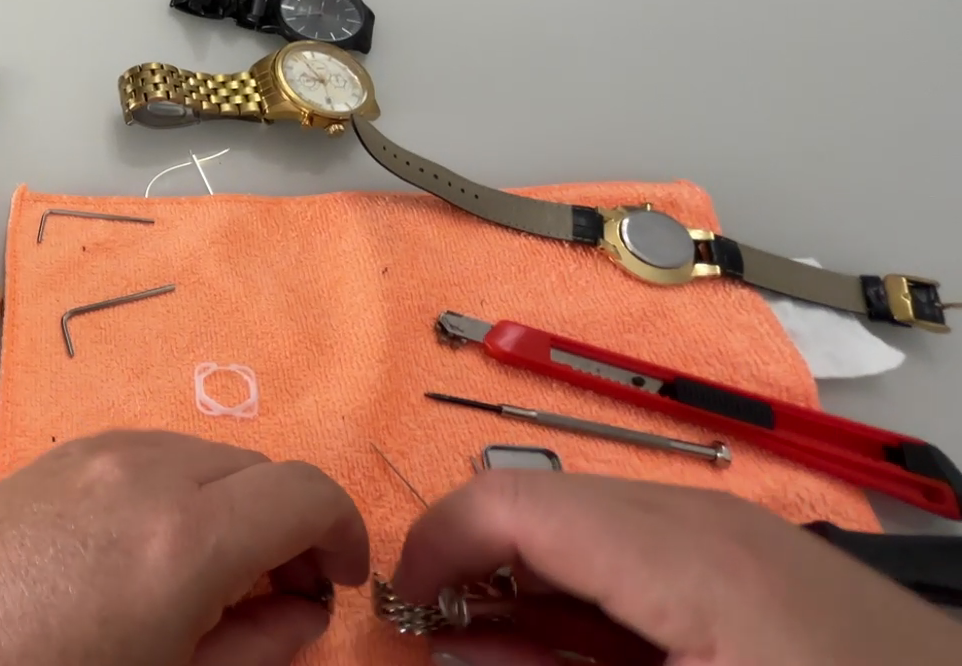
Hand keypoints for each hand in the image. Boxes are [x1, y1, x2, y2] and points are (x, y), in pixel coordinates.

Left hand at [0, 430, 369, 665]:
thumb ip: (261, 641)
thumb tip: (304, 602)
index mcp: (183, 536)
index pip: (304, 489)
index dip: (342, 529)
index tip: (339, 577)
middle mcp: (145, 467)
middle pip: (256, 467)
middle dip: (284, 522)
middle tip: (272, 589)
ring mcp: (97, 448)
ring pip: (203, 452)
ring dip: (227, 501)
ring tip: (204, 568)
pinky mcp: (62, 448)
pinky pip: (147, 448)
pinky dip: (175, 484)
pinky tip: (144, 540)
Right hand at [391, 472, 961, 665]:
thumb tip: (448, 654)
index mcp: (684, 554)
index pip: (506, 503)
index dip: (435, 545)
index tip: (403, 608)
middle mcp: (696, 516)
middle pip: (533, 505)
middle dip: (472, 564)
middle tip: (442, 637)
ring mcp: (729, 532)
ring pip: (574, 525)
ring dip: (522, 583)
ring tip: (493, 649)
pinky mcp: (751, 558)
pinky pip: (627, 552)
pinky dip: (580, 596)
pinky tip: (563, 647)